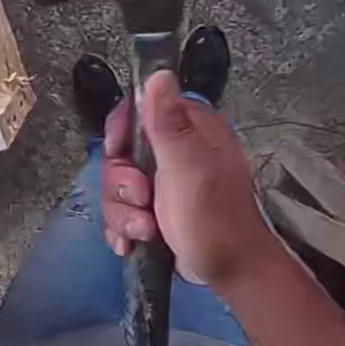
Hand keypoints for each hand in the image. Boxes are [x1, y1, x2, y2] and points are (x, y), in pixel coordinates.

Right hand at [101, 71, 282, 289]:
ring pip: (115, 187)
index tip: (120, 154)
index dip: (119, 134)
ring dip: (123, 213)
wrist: (229, 271)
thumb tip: (159, 74)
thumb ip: (169, 123)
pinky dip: (122, 227)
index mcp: (187, 129)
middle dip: (121, 186)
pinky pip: (119, 209)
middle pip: (119, 155)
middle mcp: (172, 150)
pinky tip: (134, 241)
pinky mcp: (153, 208)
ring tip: (144, 230)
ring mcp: (161, 181)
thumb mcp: (188, 166)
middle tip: (141, 201)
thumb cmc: (213, 217)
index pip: (135, 112)